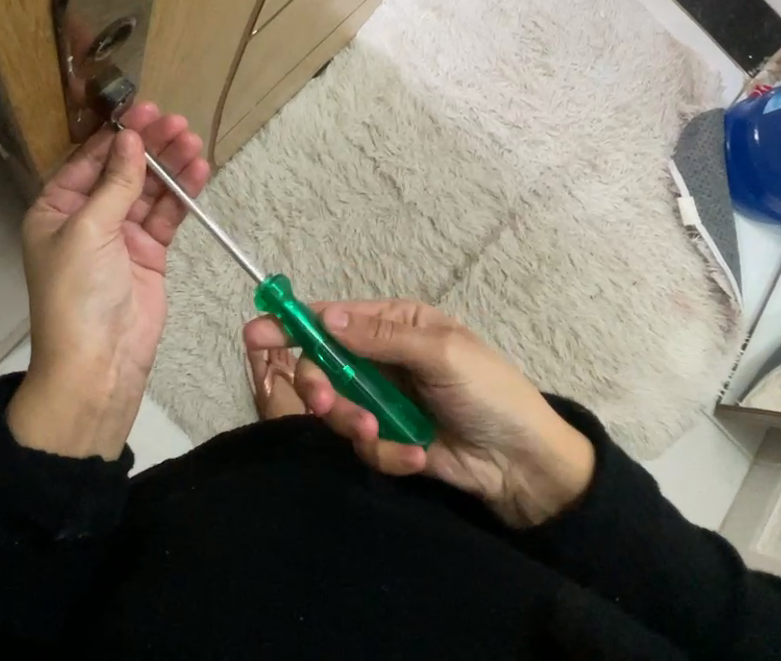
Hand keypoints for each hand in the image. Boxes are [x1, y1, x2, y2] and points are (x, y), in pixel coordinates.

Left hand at [7, 102, 209, 459]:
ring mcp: (121, 236)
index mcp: (56, 210)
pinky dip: (183, 195)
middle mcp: (87, 219)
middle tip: (176, 122)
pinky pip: (167, 216)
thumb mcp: (89, 231)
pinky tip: (199, 171)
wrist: (99, 364)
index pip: (87, 161)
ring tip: (193, 140)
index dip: (117, 136)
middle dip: (149, 147)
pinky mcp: (150, 254)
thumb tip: (131, 139)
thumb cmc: (77, 294)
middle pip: (122, 171)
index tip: (145, 112)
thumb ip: (115, 183)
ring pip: (149, 191)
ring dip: (170, 167)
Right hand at [244, 300, 594, 527]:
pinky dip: (384, 452)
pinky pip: (361, 444)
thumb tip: (327, 315)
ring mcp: (382, 401)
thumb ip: (381, 336)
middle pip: (321, 365)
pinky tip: (416, 455)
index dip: (293, 323)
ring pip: (335, 408)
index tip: (255, 334)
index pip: (333, 318)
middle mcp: (381, 359)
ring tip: (377, 432)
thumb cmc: (490, 392)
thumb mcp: (441, 352)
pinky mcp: (387, 440)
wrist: (524, 465)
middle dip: (319, 386)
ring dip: (351, 422)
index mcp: (395, 325)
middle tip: (325, 401)